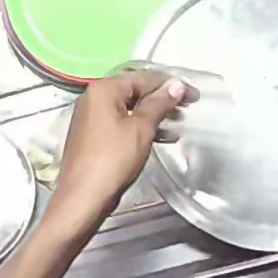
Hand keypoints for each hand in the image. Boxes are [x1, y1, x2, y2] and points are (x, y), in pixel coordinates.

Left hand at [47, 72, 188, 230]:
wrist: (83, 198)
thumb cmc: (113, 160)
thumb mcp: (141, 128)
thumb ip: (159, 103)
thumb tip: (176, 84)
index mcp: (103, 90)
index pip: (143, 78)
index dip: (171, 84)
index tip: (194, 95)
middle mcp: (93, 98)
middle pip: (135, 91)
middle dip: (163, 98)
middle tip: (189, 106)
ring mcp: (92, 118)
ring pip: (129, 108)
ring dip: (155, 113)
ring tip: (179, 121)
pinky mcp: (94, 137)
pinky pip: (122, 123)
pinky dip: (141, 127)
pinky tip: (162, 137)